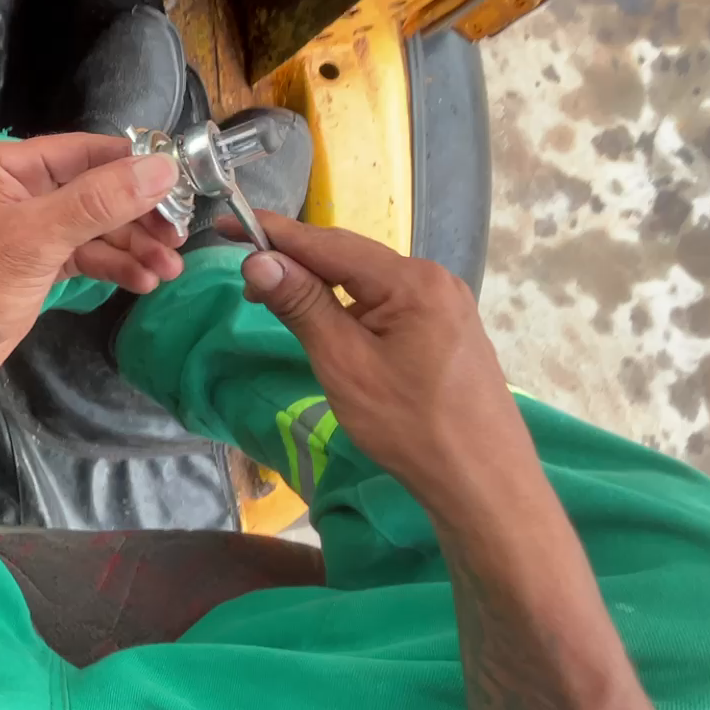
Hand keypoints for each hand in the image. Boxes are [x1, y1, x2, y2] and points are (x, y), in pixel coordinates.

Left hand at [0, 134, 184, 390]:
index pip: (82, 152)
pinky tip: (144, 280)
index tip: (181, 179)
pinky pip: (86, 253)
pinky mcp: (39, 260)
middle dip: (137, 214)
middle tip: (177, 235)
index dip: (132, 164)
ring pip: (95, 225)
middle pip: (95, 190)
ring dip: (133, 245)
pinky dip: (115, 264)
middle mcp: (19, 188)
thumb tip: (161, 168)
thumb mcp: (38, 238)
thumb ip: (99, 202)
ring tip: (169, 268)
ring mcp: (31, 226)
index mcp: (6, 166)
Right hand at [226, 209, 520, 495]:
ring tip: (270, 295)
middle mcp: (430, 278)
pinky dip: (339, 298)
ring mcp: (439, 301)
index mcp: (410, 281)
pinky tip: (319, 312)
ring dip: (312, 279)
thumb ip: (301, 305)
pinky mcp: (440, 324)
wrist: (485, 486)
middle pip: (344, 253)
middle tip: (242, 273)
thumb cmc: (410, 426)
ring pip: (360, 275)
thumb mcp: (344, 363)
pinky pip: (377, 295)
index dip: (271, 232)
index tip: (224, 223)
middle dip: (290, 257)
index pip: (325, 243)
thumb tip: (256, 260)